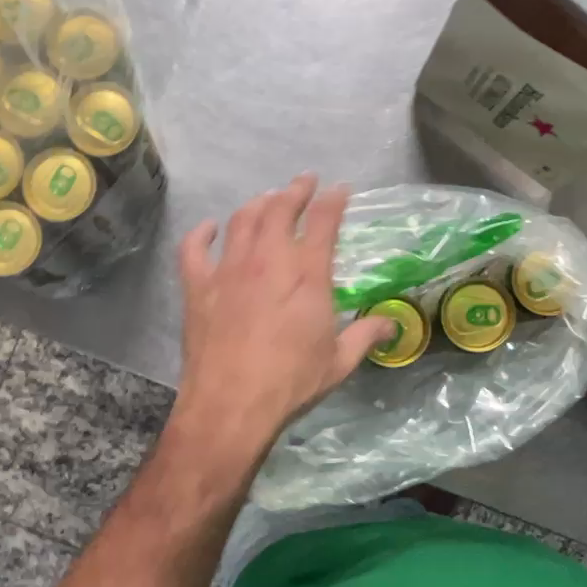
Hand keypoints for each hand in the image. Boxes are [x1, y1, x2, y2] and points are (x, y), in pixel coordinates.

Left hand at [171, 173, 394, 450]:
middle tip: (303, 183)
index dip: (334, 201)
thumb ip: (364, 337)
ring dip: (258, 204)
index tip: (340, 190)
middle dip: (295, 191)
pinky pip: (195, 248)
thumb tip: (391, 324)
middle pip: (281, 209)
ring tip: (268, 200)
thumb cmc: (290, 383)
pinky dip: (202, 233)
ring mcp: (229, 270)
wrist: (231, 403)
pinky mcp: (198, 287)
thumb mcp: (338, 363)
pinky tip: (209, 228)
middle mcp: (268, 260)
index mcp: (307, 274)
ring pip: (242, 220)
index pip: (324, 222)